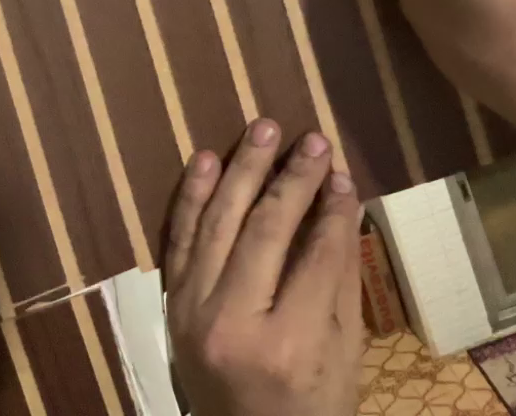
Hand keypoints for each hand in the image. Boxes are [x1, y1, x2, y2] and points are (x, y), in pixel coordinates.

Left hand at [166, 120, 363, 415]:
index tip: (342, 172)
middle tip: (313, 140)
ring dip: (242, 169)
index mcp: (287, 347)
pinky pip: (179, 238)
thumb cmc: (309, 404)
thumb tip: (343, 197)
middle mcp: (232, 323)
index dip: (333, 211)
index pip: (317, 258)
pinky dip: (192, 195)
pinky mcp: (173, 304)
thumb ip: (341, 276)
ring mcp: (193, 312)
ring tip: (264, 128)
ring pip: (218, 222)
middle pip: (266, 231)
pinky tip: (207, 158)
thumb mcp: (343, 353)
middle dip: (293, 179)